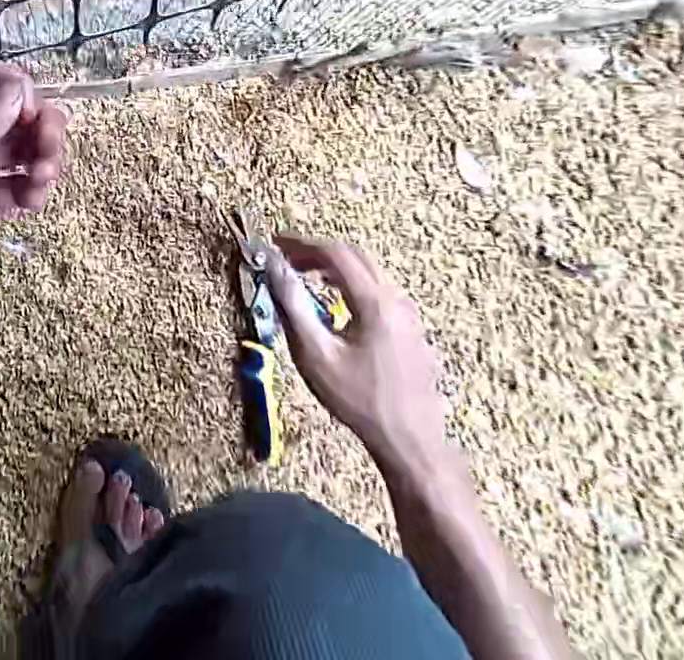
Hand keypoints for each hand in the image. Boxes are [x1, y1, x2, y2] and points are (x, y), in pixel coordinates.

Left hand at [0, 62, 67, 279]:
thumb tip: (21, 90)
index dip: (20, 91)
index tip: (29, 116)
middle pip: (21, 114)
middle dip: (44, 127)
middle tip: (48, 154)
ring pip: (27, 149)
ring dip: (45, 160)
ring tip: (40, 182)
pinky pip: (20, 186)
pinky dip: (33, 191)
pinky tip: (30, 204)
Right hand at [269, 235, 447, 469]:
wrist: (411, 441)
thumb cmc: (356, 399)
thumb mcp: (314, 353)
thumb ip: (292, 304)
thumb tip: (273, 266)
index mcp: (375, 303)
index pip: (335, 253)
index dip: (300, 243)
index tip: (273, 244)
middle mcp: (396, 300)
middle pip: (354, 256)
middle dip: (315, 250)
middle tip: (284, 258)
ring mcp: (408, 315)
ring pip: (368, 271)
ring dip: (332, 265)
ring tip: (301, 275)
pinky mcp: (411, 329)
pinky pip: (377, 289)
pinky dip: (348, 281)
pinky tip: (332, 300)